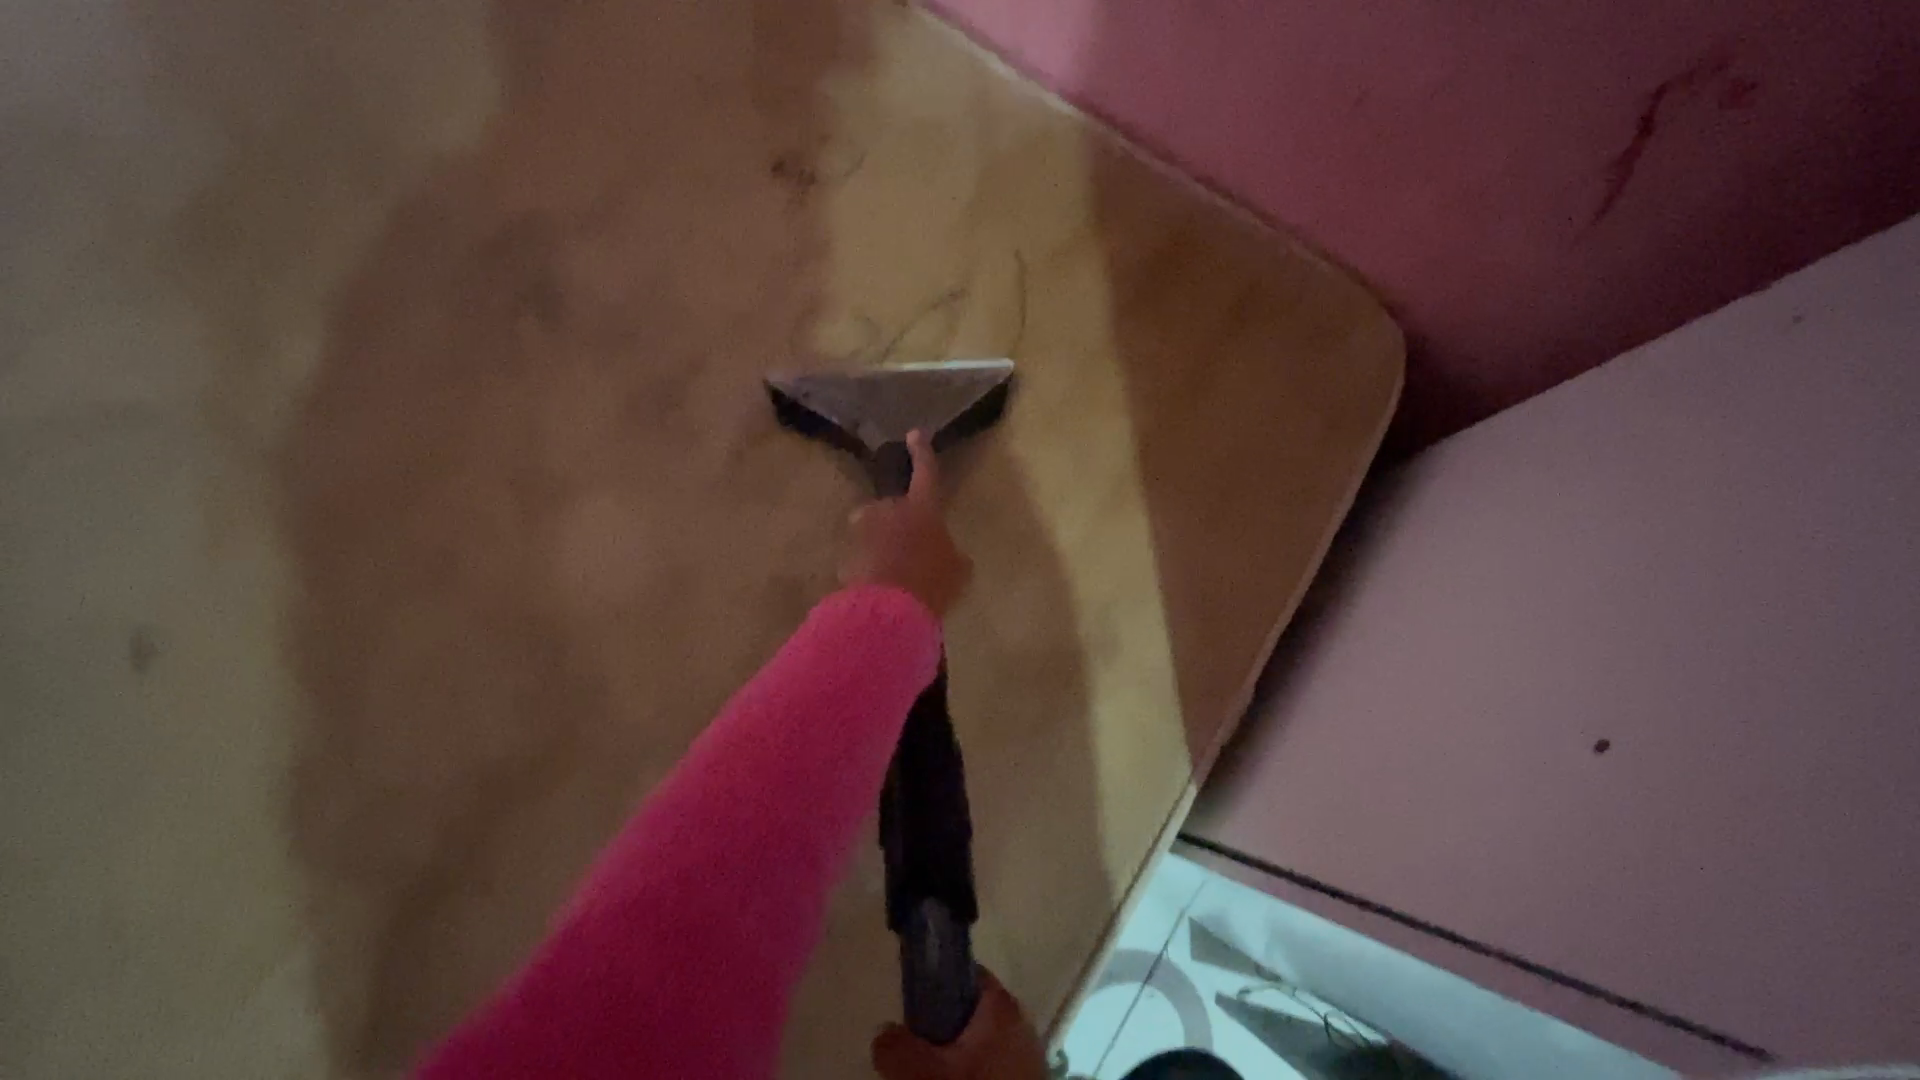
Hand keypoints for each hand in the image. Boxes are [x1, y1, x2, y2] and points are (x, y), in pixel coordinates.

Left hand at [841, 430, 972, 618]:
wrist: (889, 609)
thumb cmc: (932, 582)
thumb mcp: (959, 570)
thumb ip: (952, 554)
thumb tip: (950, 554)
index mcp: (923, 507)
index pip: (926, 472)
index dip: (922, 453)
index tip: (914, 433)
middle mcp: (889, 509)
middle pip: (895, 509)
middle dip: (899, 525)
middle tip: (912, 555)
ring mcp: (863, 529)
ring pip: (874, 531)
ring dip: (881, 545)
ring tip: (894, 576)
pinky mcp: (844, 551)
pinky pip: (860, 554)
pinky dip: (868, 565)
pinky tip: (879, 588)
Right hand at [871, 968, 1048, 1079]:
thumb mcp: (924, 1077)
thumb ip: (897, 1050)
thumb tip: (884, 1034)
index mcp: (1000, 1006)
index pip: (966, 973)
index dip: (937, 982)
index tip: (913, 1004)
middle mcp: (1020, 1023)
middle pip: (971, 1012)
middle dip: (942, 1029)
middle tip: (916, 1052)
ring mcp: (1029, 1057)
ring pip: (982, 1046)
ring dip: (956, 1059)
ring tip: (930, 1077)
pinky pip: (993, 1071)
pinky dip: (973, 1076)